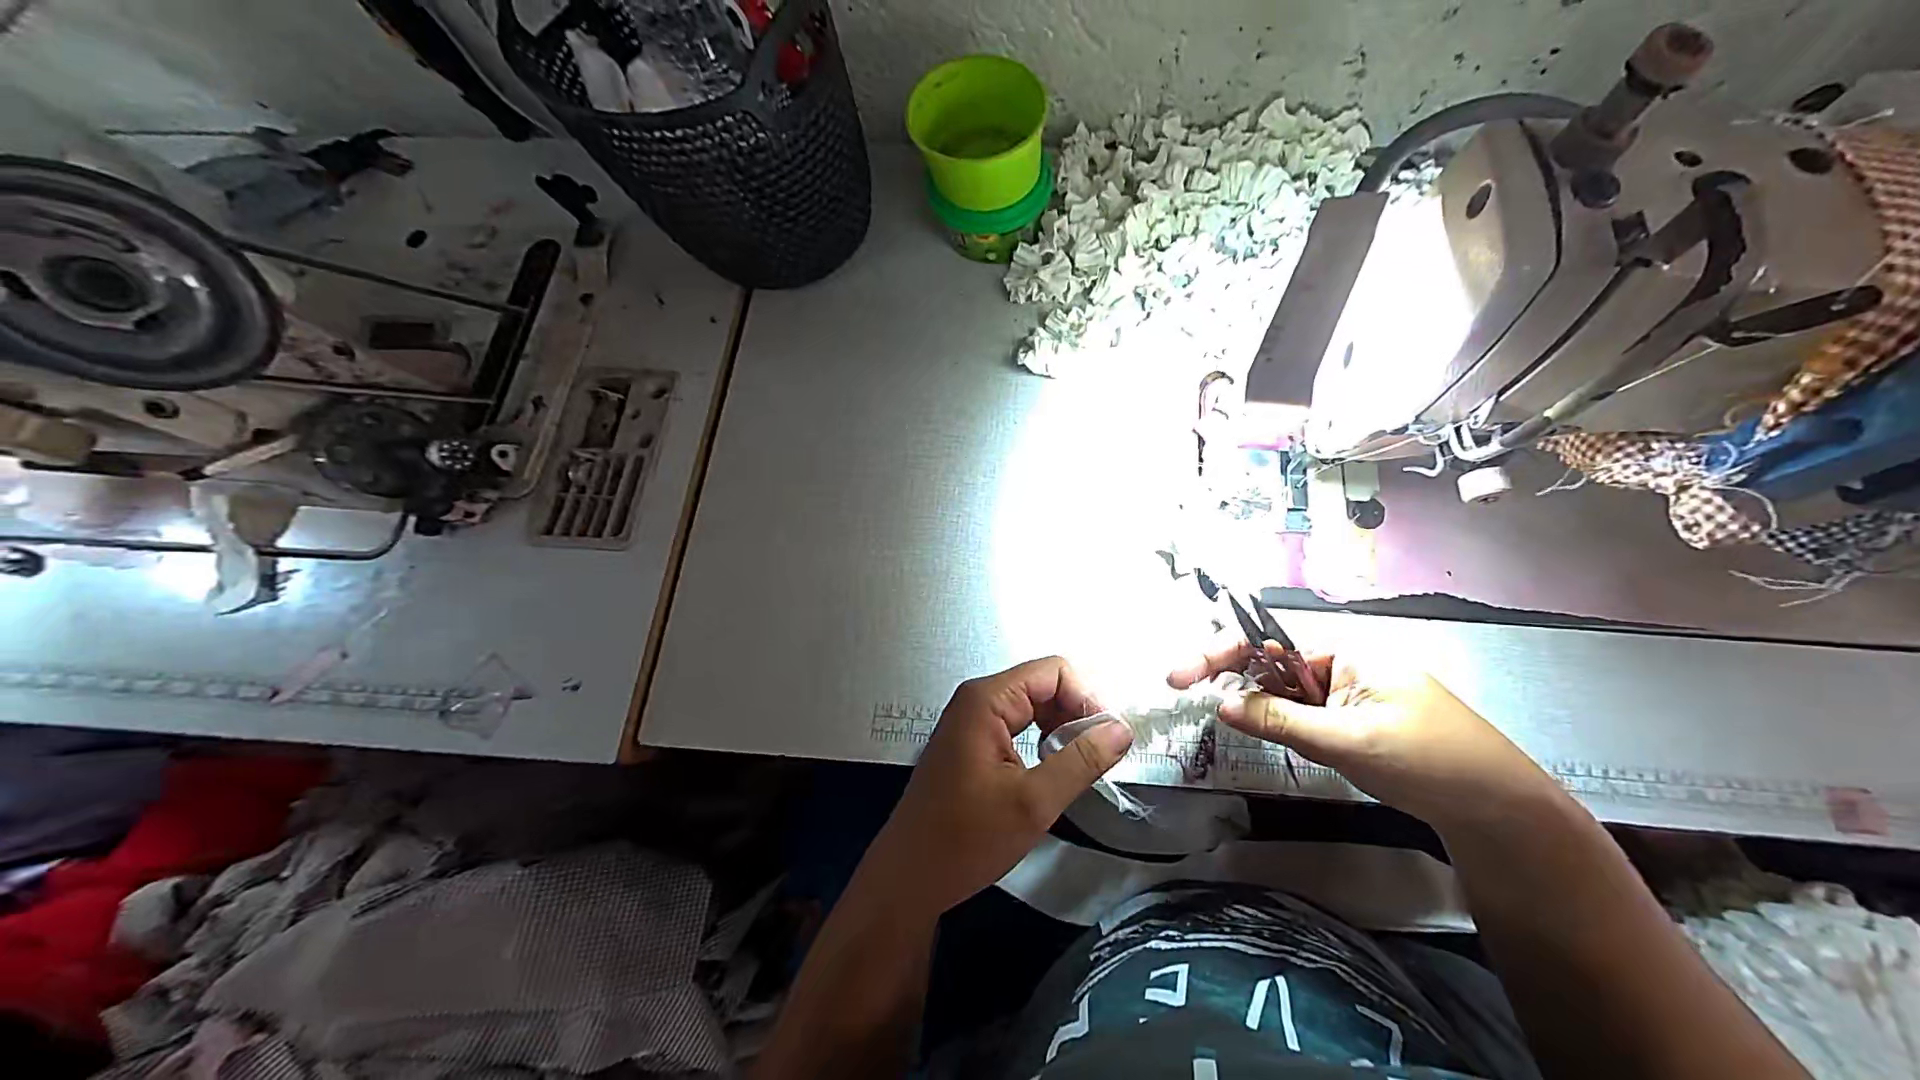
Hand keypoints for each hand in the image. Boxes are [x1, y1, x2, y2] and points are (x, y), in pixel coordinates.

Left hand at [861, 657, 1134, 916]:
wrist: (910, 876)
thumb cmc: (962, 840)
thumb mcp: (1033, 803)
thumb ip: (1081, 761)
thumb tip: (1119, 730)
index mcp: (986, 701)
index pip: (1054, 671)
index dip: (1086, 699)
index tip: (1104, 739)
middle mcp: (977, 701)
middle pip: (1044, 686)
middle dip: (1075, 717)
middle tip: (1094, 759)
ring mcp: (972, 721)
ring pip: (1034, 708)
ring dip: (1061, 733)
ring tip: (1073, 771)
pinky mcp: (972, 743)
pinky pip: (1019, 727)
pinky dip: (1042, 744)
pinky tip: (1049, 775)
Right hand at [1169, 636, 1562, 830]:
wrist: (1499, 810)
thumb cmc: (1429, 761)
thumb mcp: (1346, 740)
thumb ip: (1279, 719)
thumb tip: (1221, 704)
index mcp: (1344, 652)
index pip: (1266, 643)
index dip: (1217, 656)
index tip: (1180, 676)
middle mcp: (1342, 665)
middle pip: (1270, 665)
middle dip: (1233, 679)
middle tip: (1190, 693)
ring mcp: (1348, 694)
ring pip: (1285, 694)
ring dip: (1260, 708)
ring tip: (1238, 721)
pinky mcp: (1353, 721)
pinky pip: (1304, 715)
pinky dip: (1283, 724)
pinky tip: (1278, 737)